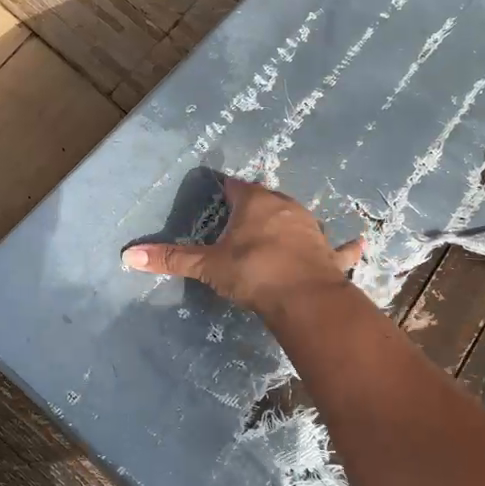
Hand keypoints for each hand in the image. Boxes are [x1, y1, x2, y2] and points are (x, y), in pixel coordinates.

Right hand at [122, 176, 362, 317]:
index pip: (235, 186)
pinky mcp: (330, 255)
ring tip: (272, 229)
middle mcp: (286, 208)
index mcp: (255, 203)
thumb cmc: (253, 271)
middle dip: (251, 205)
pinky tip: (356, 243)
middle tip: (234, 217)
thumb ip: (171, 259)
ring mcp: (311, 230)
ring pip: (295, 218)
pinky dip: (341, 247)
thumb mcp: (207, 266)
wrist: (306, 300)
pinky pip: (336, 247)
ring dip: (284, 222)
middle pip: (265, 198)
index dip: (223, 189)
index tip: (213, 193)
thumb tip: (128, 255)